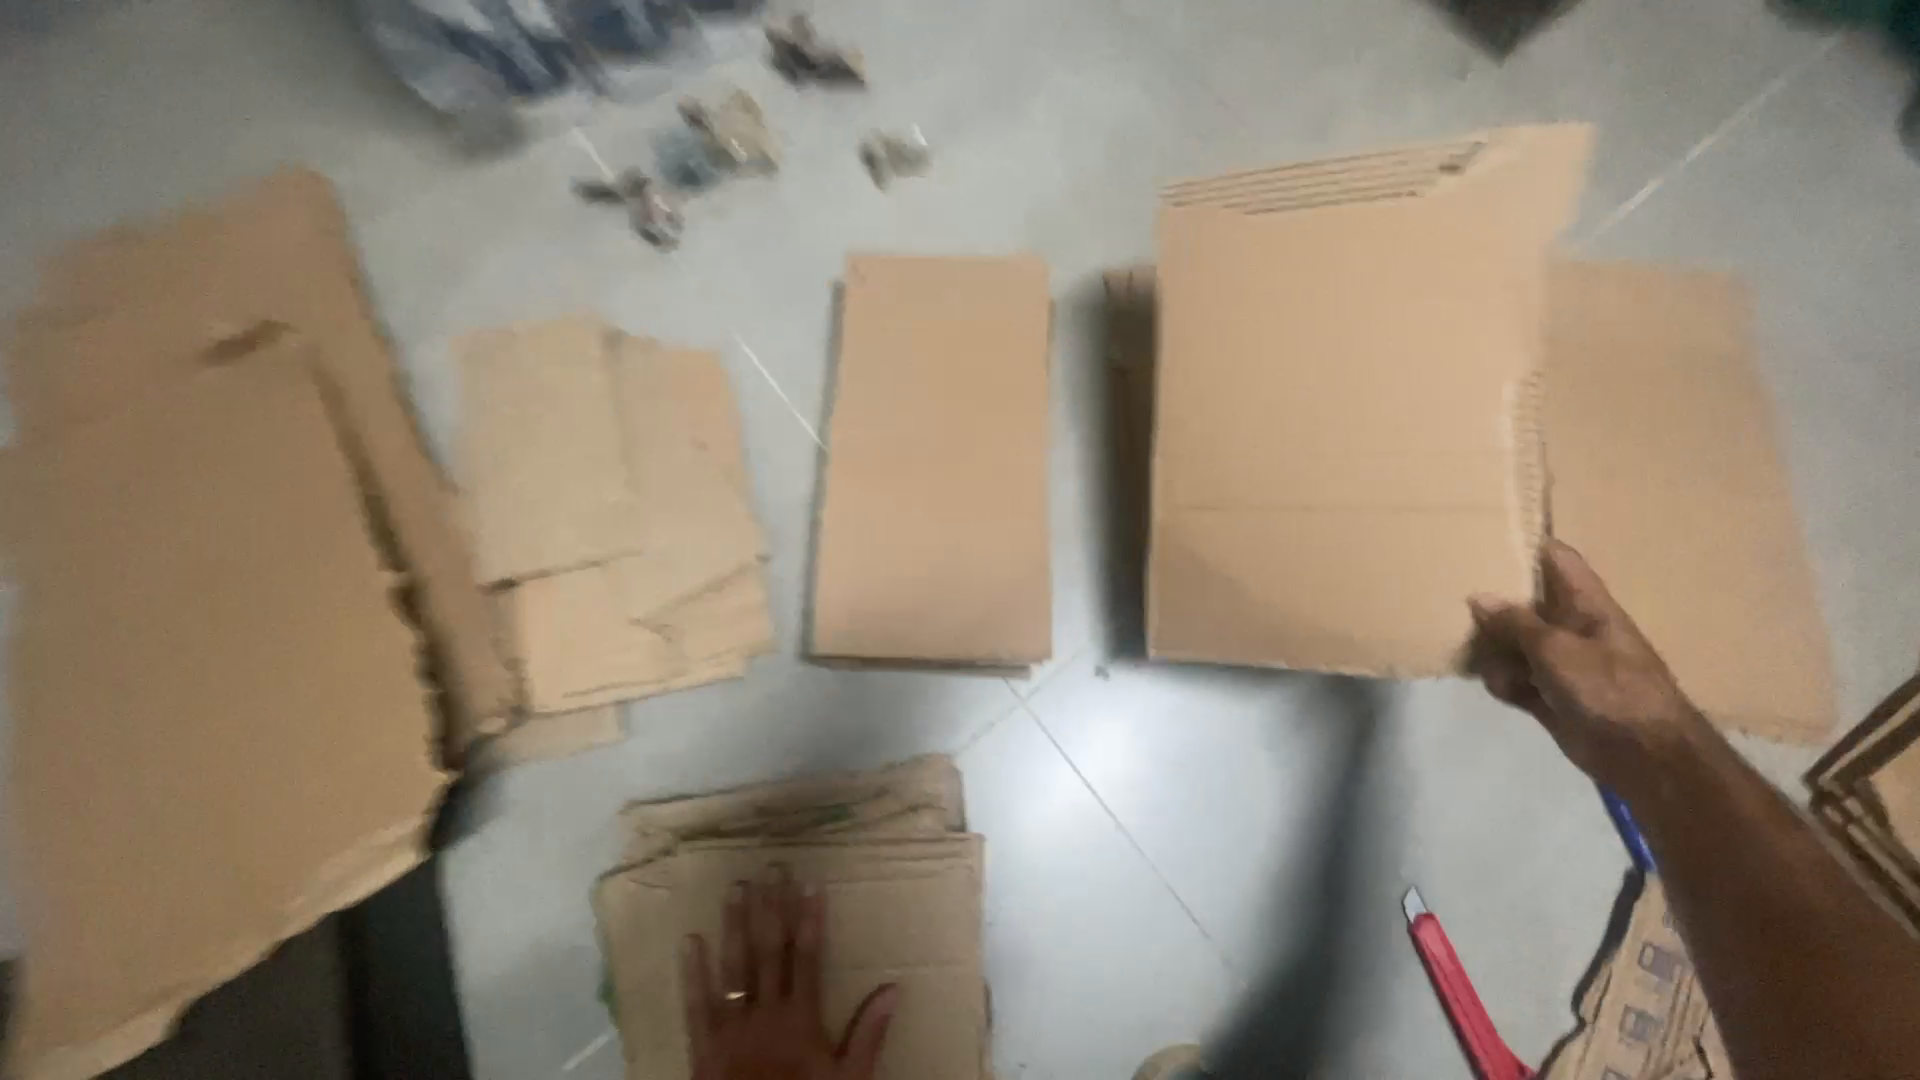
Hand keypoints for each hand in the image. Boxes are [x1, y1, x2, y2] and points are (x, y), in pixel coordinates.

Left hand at [681, 864, 899, 1079]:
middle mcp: (766, 1013)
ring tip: (736, 887)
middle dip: (772, 907)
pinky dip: (692, 973)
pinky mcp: (704, 1047)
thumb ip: (868, 1034)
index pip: (807, 956)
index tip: (810, 880)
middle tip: (771, 868)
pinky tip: (690, 939)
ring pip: (734, 967)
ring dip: (735, 925)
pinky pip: (696, 1005)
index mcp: (801, 1019)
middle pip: (769, 951)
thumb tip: (894, 987)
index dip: (809, 917)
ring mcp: (732, 1028)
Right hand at [1467, 540, 1714, 797]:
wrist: (1643, 755)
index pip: (1560, 561)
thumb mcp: (1557, 648)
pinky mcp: (1551, 694)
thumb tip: (1479, 596)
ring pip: (1512, 643)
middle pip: (1526, 603)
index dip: (1532, 544)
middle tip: (1459, 599)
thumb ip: (1515, 622)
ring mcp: (1562, 663)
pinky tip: (1505, 690)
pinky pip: (1513, 678)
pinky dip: (1504, 682)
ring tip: (1488, 662)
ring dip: (1495, 652)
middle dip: (1495, 604)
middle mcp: (1573, 629)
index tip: (1493, 533)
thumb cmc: (1609, 689)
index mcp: (1588, 608)